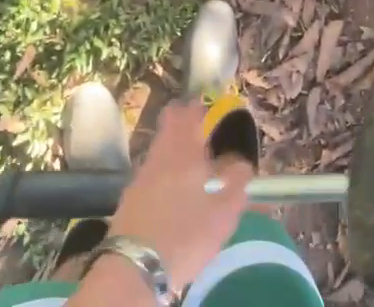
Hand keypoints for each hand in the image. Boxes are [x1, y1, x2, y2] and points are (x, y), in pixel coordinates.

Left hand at [105, 102, 251, 286]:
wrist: (135, 266)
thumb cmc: (186, 235)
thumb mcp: (224, 214)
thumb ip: (237, 184)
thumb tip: (243, 165)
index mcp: (184, 152)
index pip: (189, 113)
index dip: (200, 107)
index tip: (211, 109)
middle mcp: (160, 156)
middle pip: (169, 125)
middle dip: (184, 122)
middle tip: (202, 131)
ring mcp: (141, 176)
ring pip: (159, 149)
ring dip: (174, 149)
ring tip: (193, 166)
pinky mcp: (130, 197)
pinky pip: (151, 172)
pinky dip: (164, 172)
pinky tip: (174, 192)